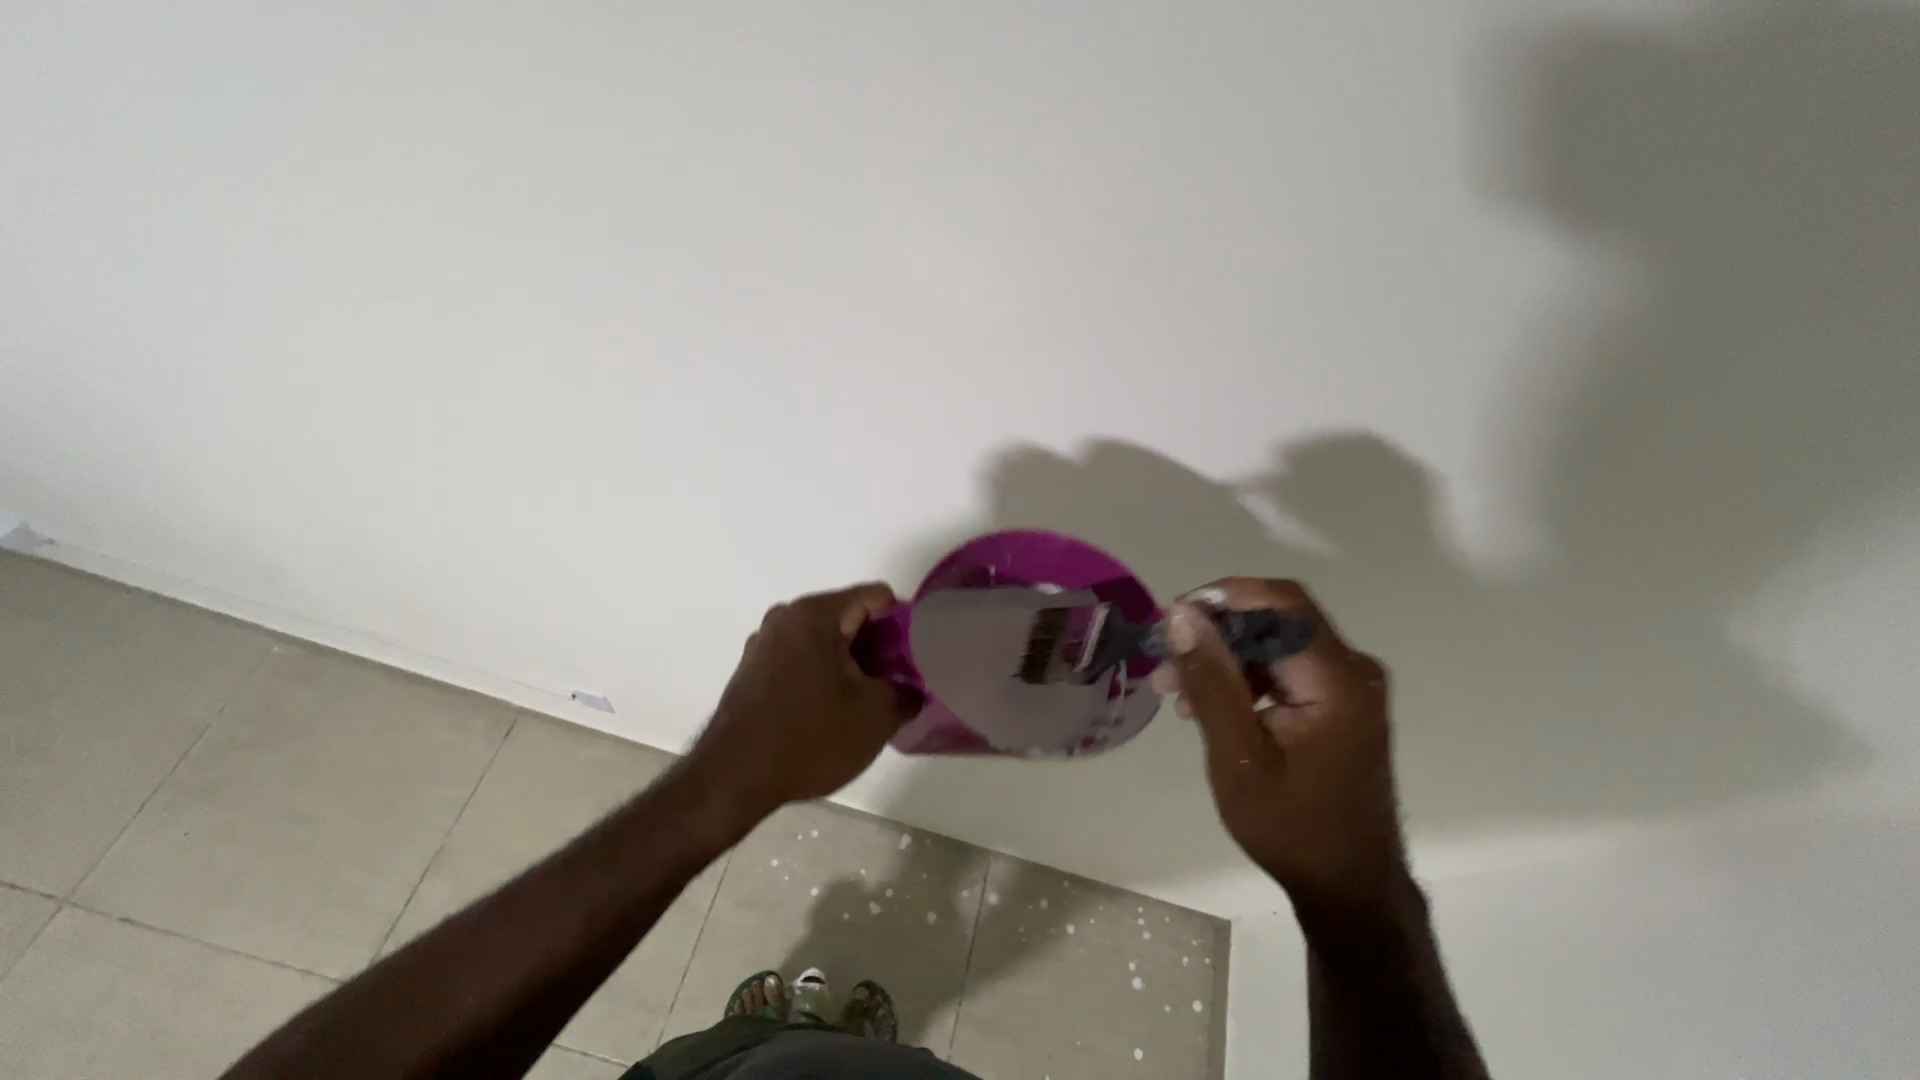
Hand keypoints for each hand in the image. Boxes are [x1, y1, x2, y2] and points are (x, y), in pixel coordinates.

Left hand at [691, 583, 918, 816]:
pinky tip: (833, 711)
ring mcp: (764, 644)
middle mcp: (785, 618)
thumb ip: (907, 692)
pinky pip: (801, 660)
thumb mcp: (876, 716)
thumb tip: (910, 689)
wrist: (734, 779)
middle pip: (849, 617)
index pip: (876, 597)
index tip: (919, 655)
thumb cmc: (809, 737)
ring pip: (824, 641)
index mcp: (815, 614)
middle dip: (879, 646)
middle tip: (900, 681)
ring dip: (851, 664)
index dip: (906, 623)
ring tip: (869, 700)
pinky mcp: (752, 672)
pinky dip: (823, 676)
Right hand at [1152, 578, 1406, 906]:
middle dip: (1216, 634)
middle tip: (1165, 666)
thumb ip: (1211, 680)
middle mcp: (1352, 671)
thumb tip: (1181, 615)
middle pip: (1276, 621)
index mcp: (1337, 678)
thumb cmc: (1291, 826)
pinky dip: (1245, 680)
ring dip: (1225, 659)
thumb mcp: (1237, 754)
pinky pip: (1286, 671)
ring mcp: (1350, 689)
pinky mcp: (1340, 706)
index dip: (1222, 596)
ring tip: (1176, 693)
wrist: (1349, 887)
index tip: (1172, 619)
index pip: (1280, 603)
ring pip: (1276, 645)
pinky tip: (1209, 706)